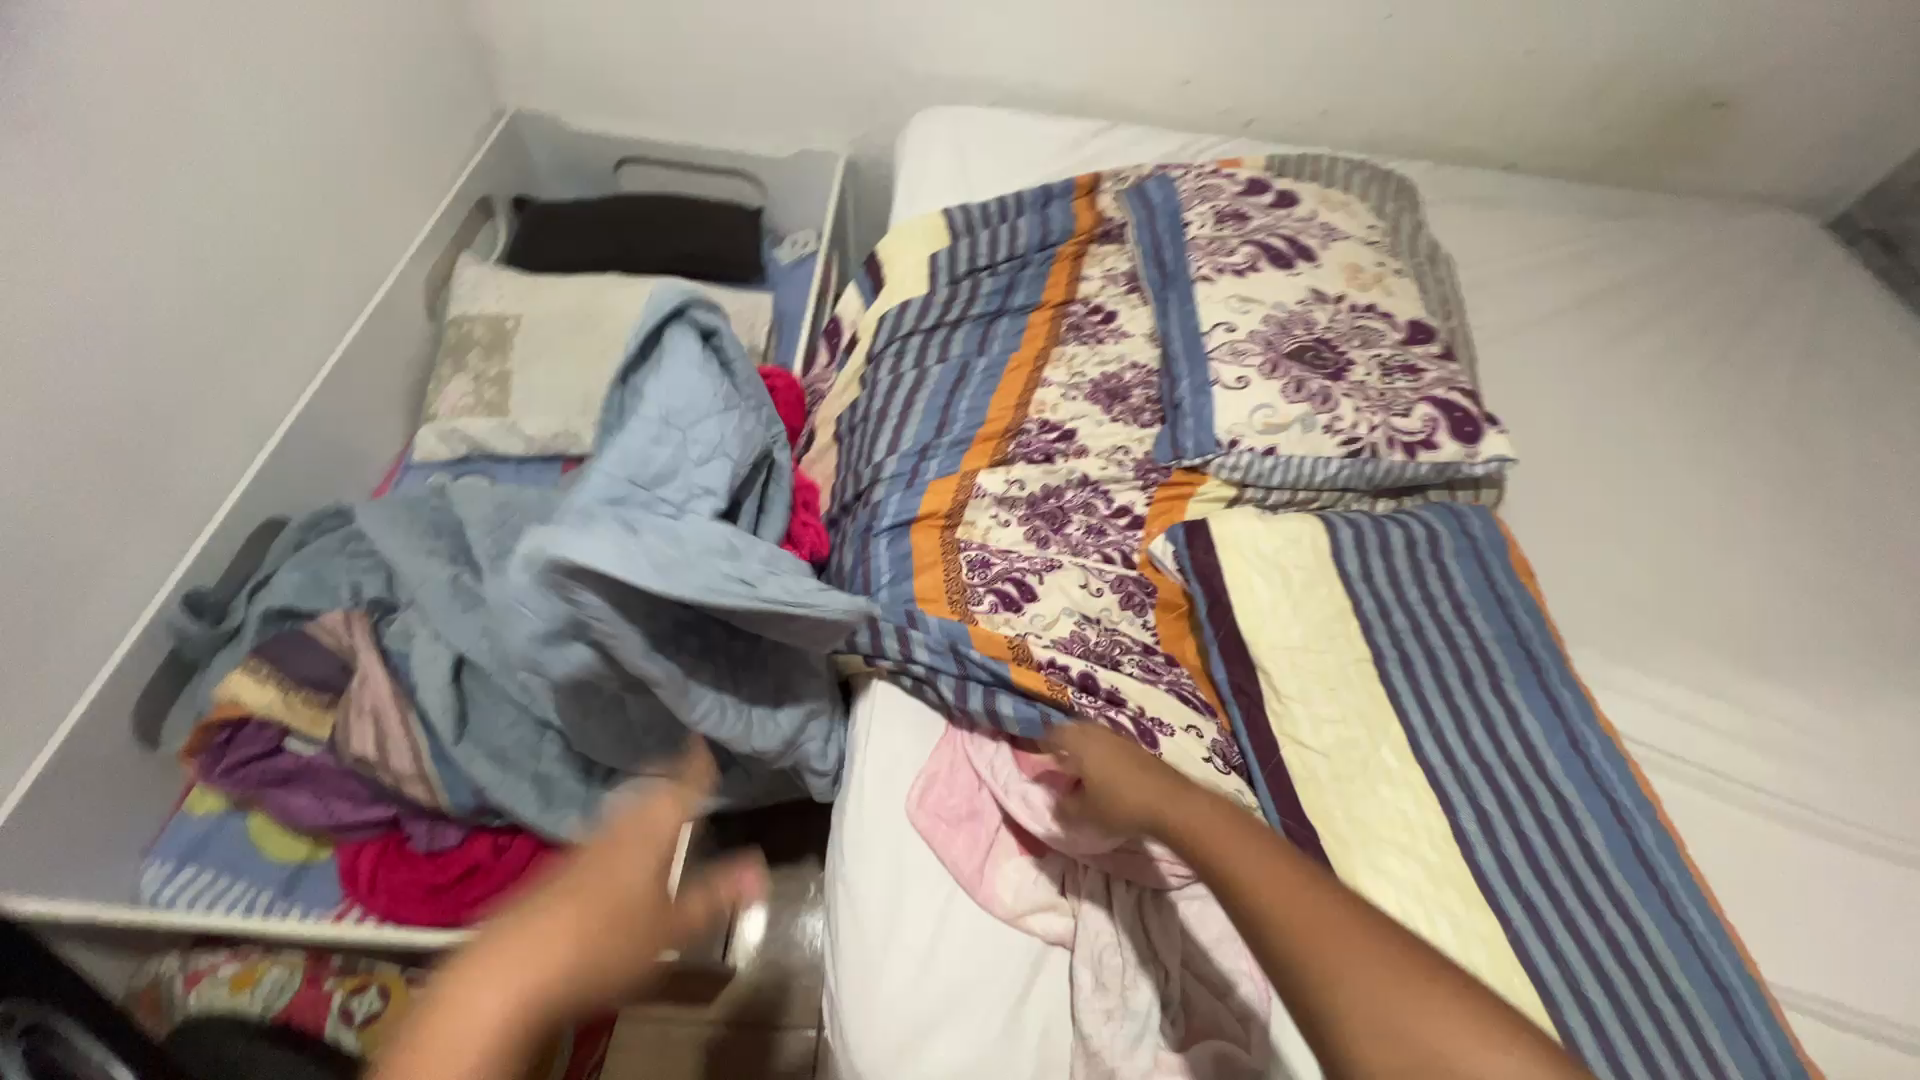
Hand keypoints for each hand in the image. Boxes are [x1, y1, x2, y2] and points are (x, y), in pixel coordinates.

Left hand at [459, 738, 767, 1024]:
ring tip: (656, 801)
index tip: (703, 737)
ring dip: (641, 803)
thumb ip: (716, 896)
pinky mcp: (552, 873)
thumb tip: (761, 868)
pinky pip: (598, 835)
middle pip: (647, 793)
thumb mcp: (672, 927)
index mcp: (649, 833)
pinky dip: (617, 829)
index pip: (681, 787)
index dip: (695, 762)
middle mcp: (614, 829)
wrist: (507, 974)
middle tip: (685, 763)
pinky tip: (615, 851)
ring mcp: (579, 848)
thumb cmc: (604, 943)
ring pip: (620, 813)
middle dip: (668, 777)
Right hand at [1043, 721, 1204, 840]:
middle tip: (1059, 757)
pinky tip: (1107, 771)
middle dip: (1065, 740)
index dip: (1044, 742)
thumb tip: (1054, 801)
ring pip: (1095, 734)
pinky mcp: (1139, 748)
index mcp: (1080, 744)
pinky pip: (1111, 742)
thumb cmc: (1120, 805)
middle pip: (1076, 728)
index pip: (1055, 734)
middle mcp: (1098, 734)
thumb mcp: (1086, 813)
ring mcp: (1121, 738)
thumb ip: (1065, 807)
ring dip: (1086, 745)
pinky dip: (1103, 751)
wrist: (1170, 802)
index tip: (1040, 754)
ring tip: (1083, 766)